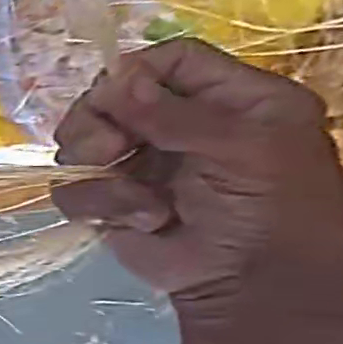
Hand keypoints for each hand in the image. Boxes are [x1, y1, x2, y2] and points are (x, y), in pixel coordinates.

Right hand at [51, 39, 342, 323]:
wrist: (252, 282)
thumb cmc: (272, 208)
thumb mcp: (241, 148)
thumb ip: (175, 113)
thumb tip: (115, 76)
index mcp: (227, 101)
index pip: (167, 61)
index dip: (134, 74)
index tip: (115, 99)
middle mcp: (176, 126)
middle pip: (105, 100)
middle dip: (94, 126)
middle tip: (110, 151)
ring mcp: (136, 163)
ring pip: (76, 144)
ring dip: (95, 171)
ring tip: (131, 194)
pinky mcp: (105, 199)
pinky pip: (70, 188)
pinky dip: (97, 205)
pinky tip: (137, 219)